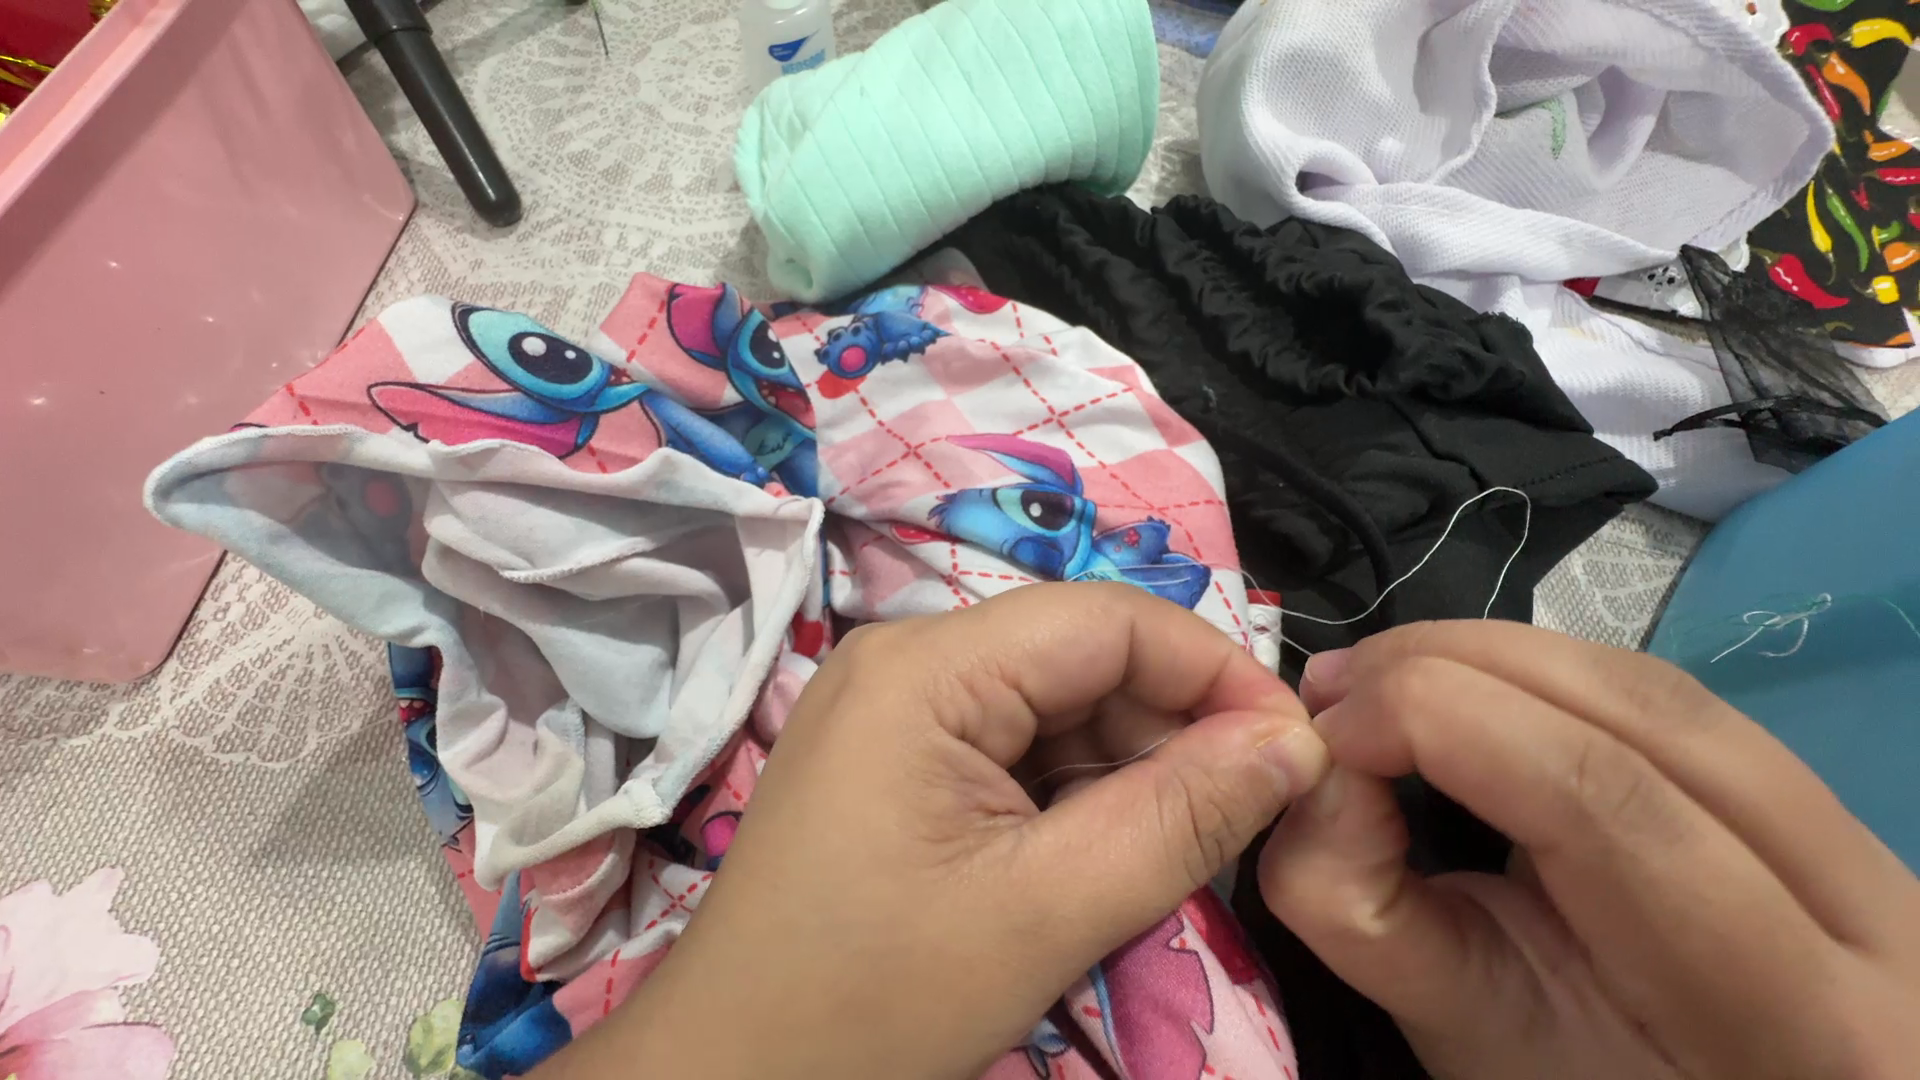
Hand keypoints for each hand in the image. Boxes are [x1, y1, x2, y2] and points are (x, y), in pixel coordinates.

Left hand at [536, 582, 1328, 1078]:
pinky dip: (1071, 781)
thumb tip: (1293, 743)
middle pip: (1076, 654)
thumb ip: (1182, 817)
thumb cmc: (872, 1001)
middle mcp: (907, 656)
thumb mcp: (1046, 913)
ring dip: (1124, 760)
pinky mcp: (896, 744)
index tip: (1292, 748)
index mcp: (927, 667)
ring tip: (1165, 841)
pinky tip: (1089, 844)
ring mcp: (895, 698)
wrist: (728, 1072)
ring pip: (1051, 698)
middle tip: (1242, 812)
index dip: (1211, 668)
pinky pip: (1011, 734)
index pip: (1104, 618)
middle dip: (1169, 724)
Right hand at [1259, 621, 1919, 1079]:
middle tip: (1330, 688)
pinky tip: (1458, 689)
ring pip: (1648, 681)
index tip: (1322, 735)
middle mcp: (1884, 918)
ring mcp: (1871, 846)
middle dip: (1441, 661)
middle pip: (1635, 706)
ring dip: (1477, 651)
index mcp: (1795, 1015)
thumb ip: (1352, 901)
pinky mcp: (1818, 801)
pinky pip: (1654, 694)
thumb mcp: (1445, 1022)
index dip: (1433, 721)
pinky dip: (1524, 668)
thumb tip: (1318, 765)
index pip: (1602, 796)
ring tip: (1377, 681)